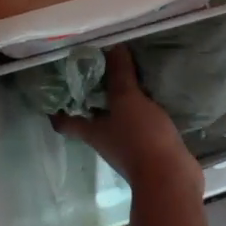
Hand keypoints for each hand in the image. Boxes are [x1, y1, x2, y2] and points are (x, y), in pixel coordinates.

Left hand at [53, 49, 200, 194]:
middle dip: (95, 99)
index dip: (57, 109)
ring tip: (132, 81)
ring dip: (122, 106)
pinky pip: (142, 128)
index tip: (56, 92)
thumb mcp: (127, 100)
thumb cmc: (139, 138)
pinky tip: (156, 100)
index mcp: (92, 131)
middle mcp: (105, 141)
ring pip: (119, 122)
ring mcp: (128, 148)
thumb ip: (120, 75)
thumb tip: (113, 48)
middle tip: (102, 73)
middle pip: (92, 119)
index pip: (65, 122)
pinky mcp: (150, 151)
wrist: (169, 177)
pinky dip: (145, 115)